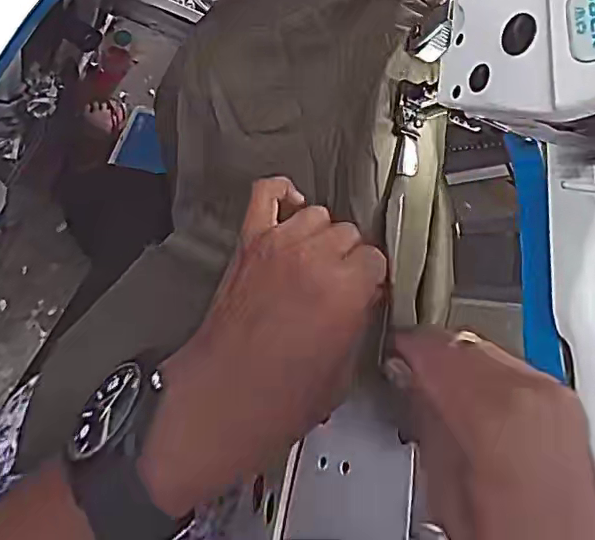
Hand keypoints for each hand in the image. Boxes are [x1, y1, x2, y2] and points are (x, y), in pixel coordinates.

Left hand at [137, 177, 386, 515]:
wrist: (217, 403)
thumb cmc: (277, 400)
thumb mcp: (342, 373)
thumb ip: (359, 322)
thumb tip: (364, 298)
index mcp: (345, 290)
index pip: (376, 258)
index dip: (372, 278)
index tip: (365, 292)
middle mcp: (315, 258)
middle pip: (350, 233)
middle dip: (349, 258)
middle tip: (340, 282)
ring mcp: (279, 244)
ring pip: (318, 214)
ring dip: (321, 235)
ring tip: (314, 260)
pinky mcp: (250, 241)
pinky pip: (268, 192)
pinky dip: (282, 193)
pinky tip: (291, 208)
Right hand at [388, 329, 594, 539]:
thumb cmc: (511, 539)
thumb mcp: (447, 493)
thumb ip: (428, 426)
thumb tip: (413, 387)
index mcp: (498, 414)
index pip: (442, 351)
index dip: (410, 347)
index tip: (394, 349)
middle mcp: (532, 393)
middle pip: (468, 345)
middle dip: (435, 354)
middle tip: (408, 367)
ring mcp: (554, 396)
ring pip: (491, 351)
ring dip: (462, 362)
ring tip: (436, 384)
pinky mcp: (565, 404)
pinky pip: (515, 369)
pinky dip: (489, 374)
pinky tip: (472, 397)